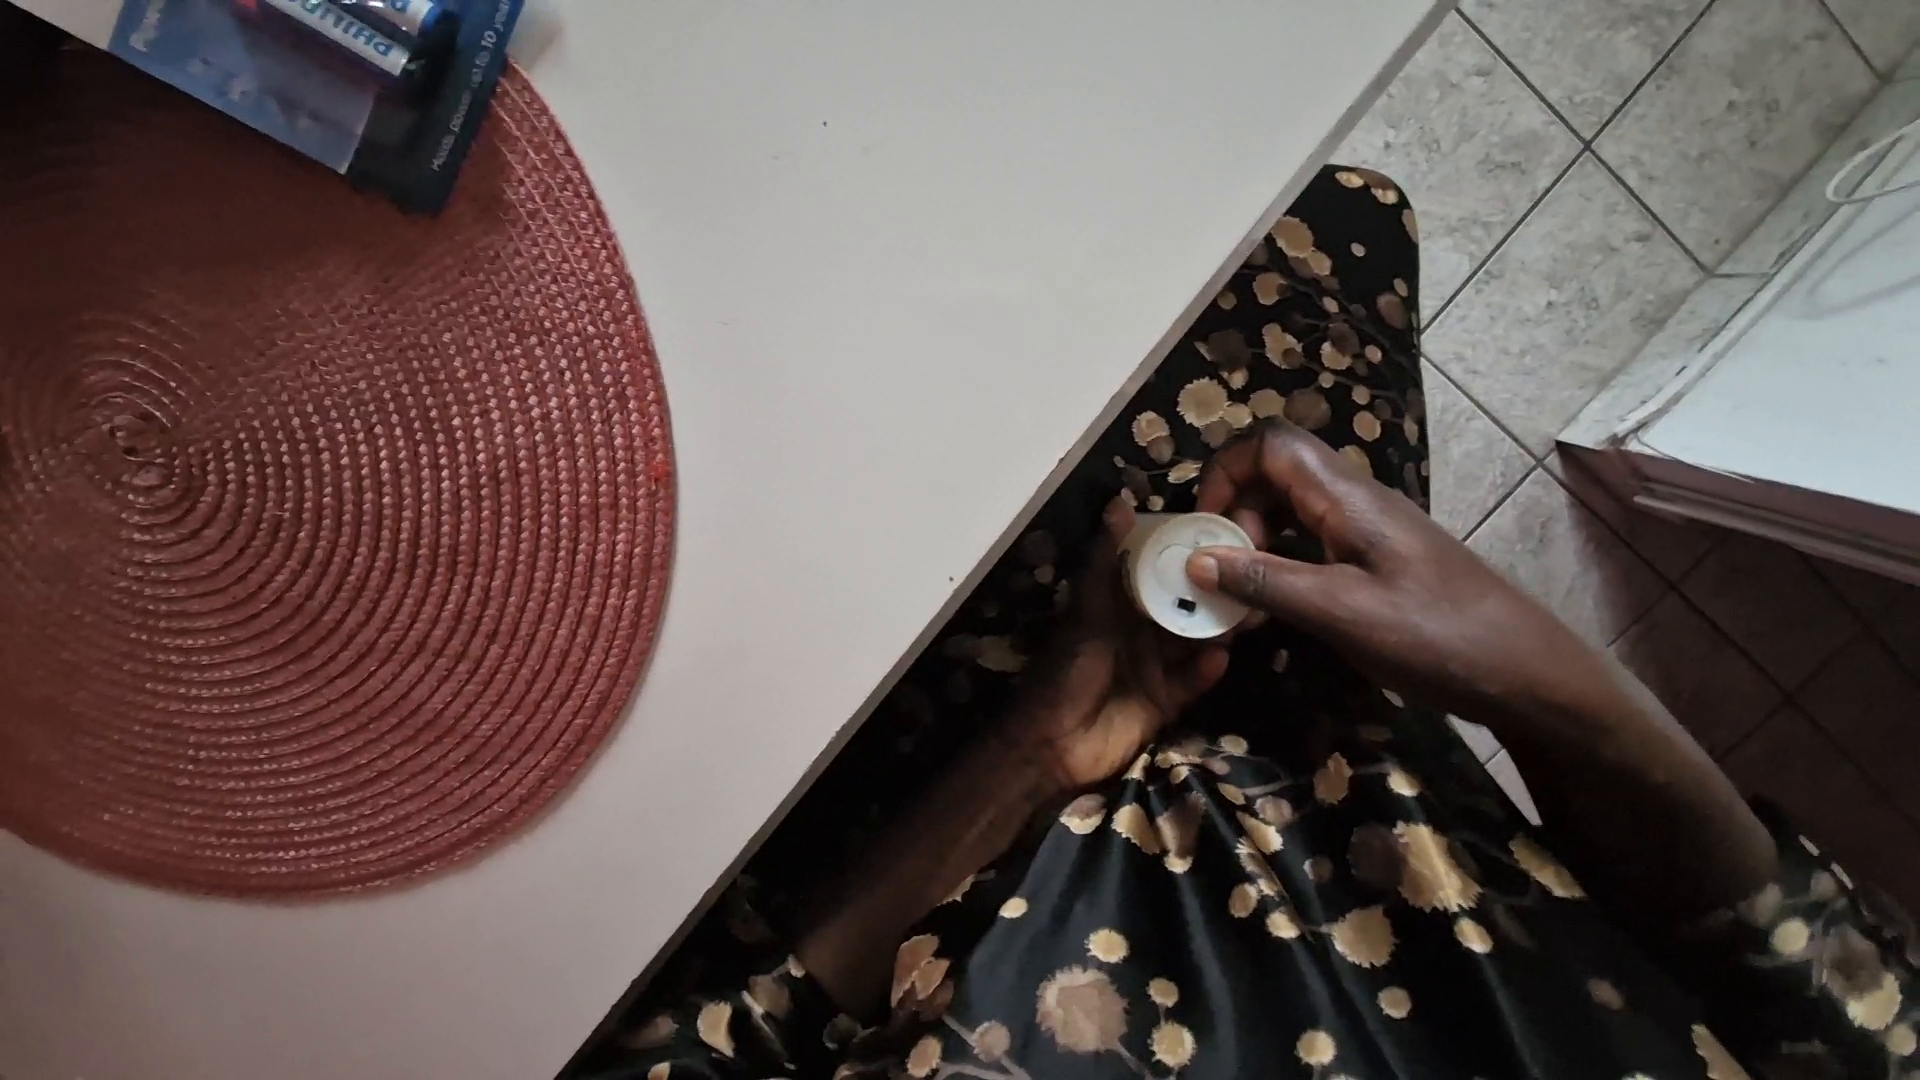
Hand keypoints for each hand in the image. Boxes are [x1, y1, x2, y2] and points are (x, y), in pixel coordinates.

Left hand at [1007, 498, 1230, 793]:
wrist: (1055, 742)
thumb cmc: (1068, 668)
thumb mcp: (1088, 608)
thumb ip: (1105, 560)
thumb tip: (1119, 502)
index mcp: (1118, 607)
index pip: (1158, 575)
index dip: (1186, 558)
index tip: (1223, 535)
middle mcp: (1139, 633)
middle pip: (1183, 609)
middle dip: (1213, 596)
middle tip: (1250, 576)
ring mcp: (1153, 668)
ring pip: (1193, 643)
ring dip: (1217, 631)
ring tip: (1248, 615)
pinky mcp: (1164, 702)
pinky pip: (1191, 682)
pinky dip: (1205, 672)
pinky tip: (1222, 658)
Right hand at [1183, 420, 1607, 721]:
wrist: (1529, 674)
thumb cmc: (1437, 635)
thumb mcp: (1341, 612)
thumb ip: (1265, 582)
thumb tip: (1194, 559)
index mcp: (1346, 497)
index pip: (1270, 444)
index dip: (1225, 471)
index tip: (1205, 525)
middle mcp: (1351, 503)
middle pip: (1272, 477)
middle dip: (1231, 515)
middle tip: (1219, 571)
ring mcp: (1362, 533)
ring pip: (1286, 514)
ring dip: (1250, 547)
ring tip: (1235, 600)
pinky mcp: (1369, 563)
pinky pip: (1305, 547)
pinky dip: (1275, 569)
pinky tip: (1266, 611)